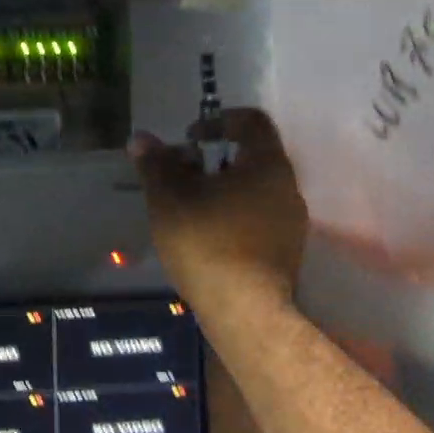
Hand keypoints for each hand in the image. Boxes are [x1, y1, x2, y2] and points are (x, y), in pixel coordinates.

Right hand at [131, 109, 307, 311]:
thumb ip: (156, 163)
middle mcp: (287, 188)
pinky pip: (259, 217)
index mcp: (266, 165)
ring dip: (223, 188)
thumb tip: (141, 139)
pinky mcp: (287, 252)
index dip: (219, 120)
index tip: (190, 137)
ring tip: (189, 206)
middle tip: (182, 173)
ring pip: (256, 189)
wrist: (245, 312)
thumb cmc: (206, 241)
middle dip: (214, 160)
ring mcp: (292, 223)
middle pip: (253, 157)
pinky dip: (234, 215)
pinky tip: (206, 234)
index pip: (252, 122)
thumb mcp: (169, 197)